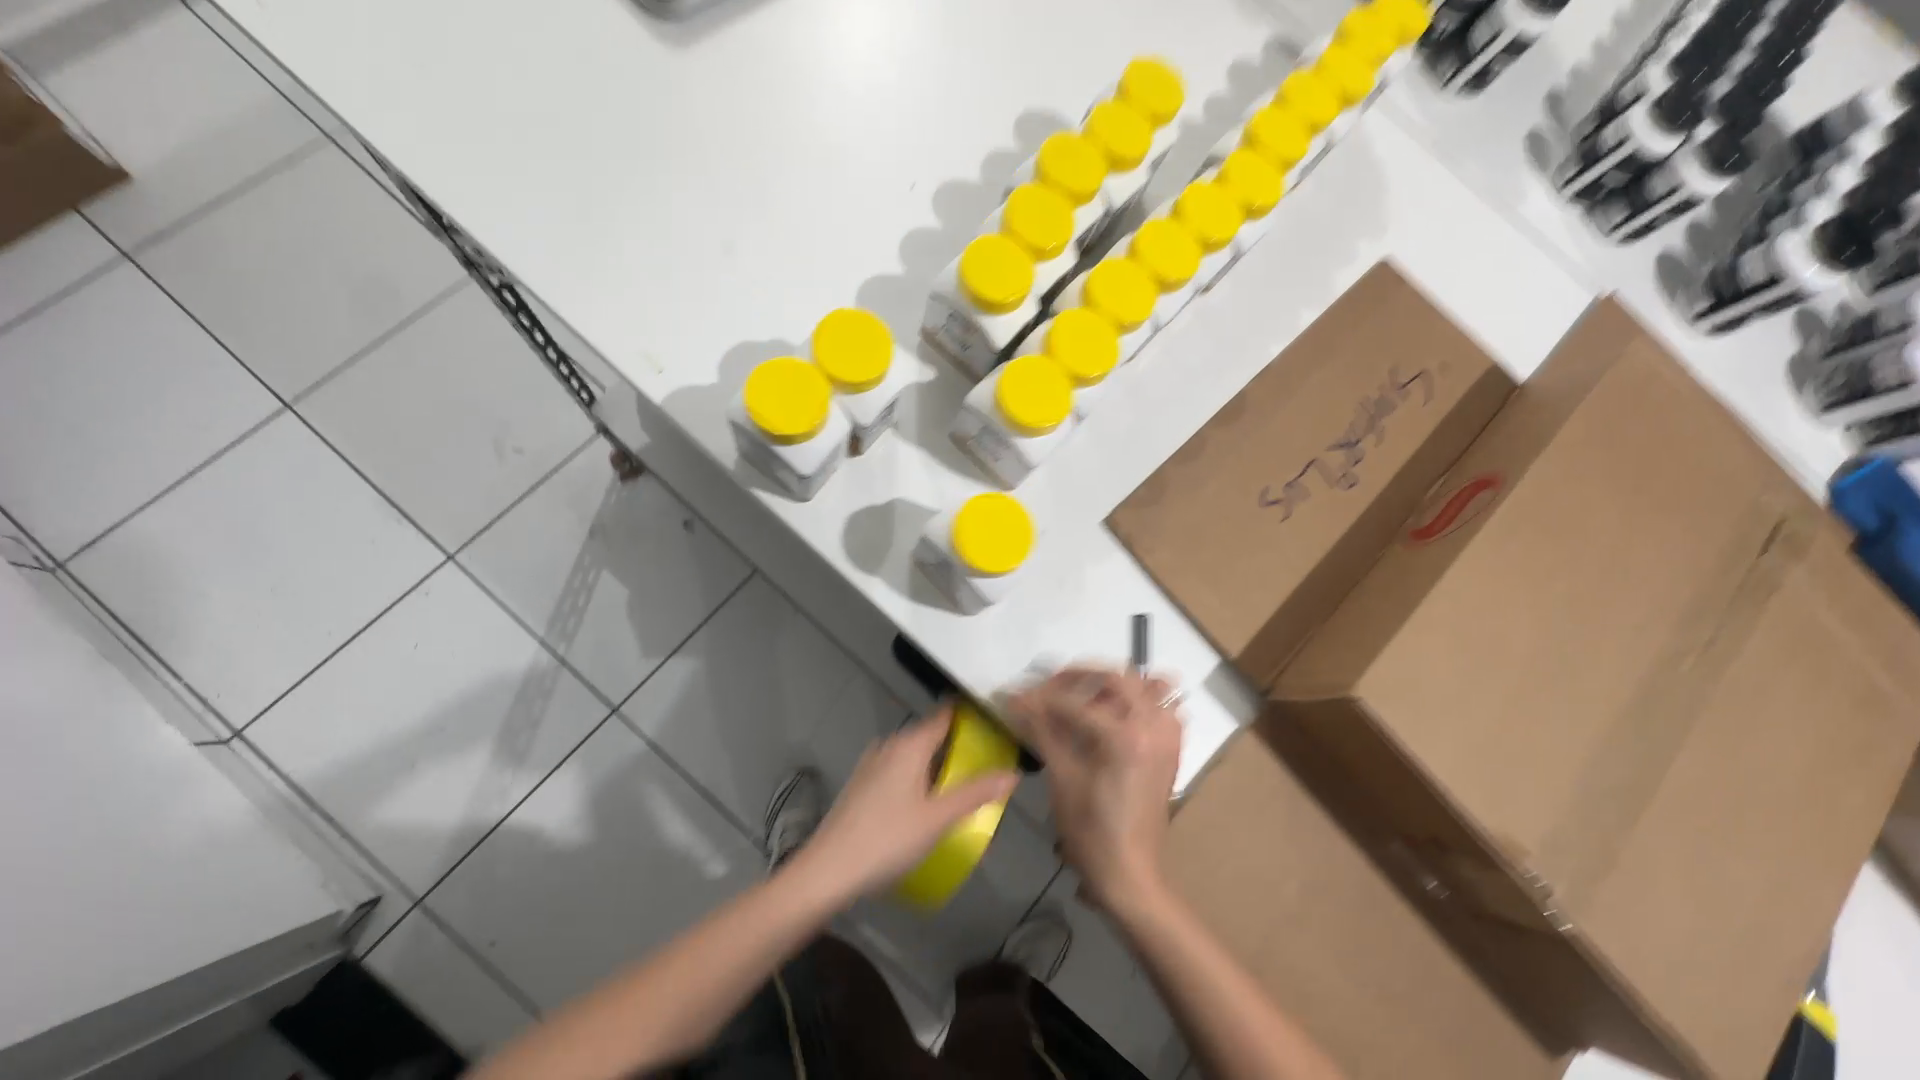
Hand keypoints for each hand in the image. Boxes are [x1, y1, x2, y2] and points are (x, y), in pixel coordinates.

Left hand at [792, 707, 1018, 901]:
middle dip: (957, 745)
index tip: (997, 725)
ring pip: (913, 756)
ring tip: (964, 785)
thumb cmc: (887, 839)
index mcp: (909, 745)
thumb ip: (976, 794)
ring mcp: (872, 765)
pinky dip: (918, 779)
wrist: (829, 870)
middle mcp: (889, 746)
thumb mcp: (938, 819)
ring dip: (937, 765)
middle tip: (989, 762)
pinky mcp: (862, 786)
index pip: (945, 716)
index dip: (970, 717)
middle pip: (930, 735)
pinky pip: (899, 771)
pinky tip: (927, 804)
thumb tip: (1013, 773)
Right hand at [1007, 668, 1182, 910]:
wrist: (1129, 873)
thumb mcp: (1062, 778)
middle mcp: (1153, 726)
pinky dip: (1141, 700)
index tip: (1017, 695)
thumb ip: (1042, 730)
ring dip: (1114, 683)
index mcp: (1125, 736)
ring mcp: (1169, 737)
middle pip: (1116, 678)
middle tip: (1050, 687)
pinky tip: (1115, 715)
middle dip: (1079, 676)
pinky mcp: (1173, 749)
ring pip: (1147, 686)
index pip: (1075, 702)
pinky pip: (1164, 707)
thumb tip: (1016, 698)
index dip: (1041, 697)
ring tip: (1084, 696)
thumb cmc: (1090, 831)